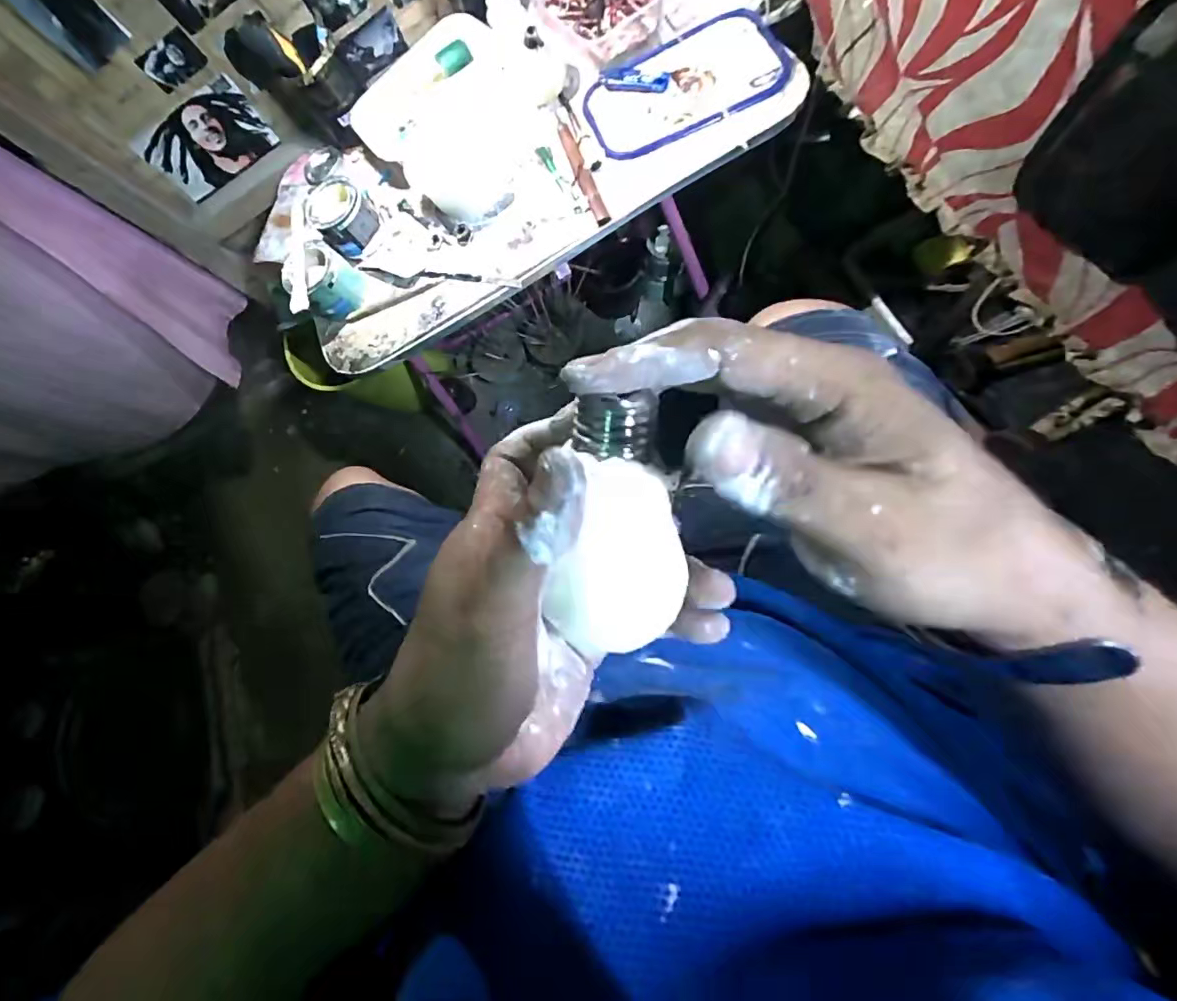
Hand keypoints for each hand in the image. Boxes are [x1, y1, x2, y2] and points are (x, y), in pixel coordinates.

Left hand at [356, 412, 735, 813]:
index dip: (552, 435)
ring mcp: (559, 596)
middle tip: (691, 503)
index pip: (518, 462)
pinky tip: (710, 626)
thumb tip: (568, 455)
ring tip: (721, 588)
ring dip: (671, 566)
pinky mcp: (584, 637)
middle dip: (636, 499)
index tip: (610, 421)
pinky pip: (635, 611)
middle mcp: (528, 553)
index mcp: (494, 530)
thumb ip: (529, 533)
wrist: (456, 756)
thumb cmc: (463, 670)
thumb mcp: (493, 600)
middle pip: (586, 505)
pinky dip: (671, 614)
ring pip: (621, 559)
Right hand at [562, 319, 1108, 640]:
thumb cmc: (953, 554)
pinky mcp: (786, 442)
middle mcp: (808, 383)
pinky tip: (639, 460)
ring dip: (647, 402)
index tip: (583, 376)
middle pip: (705, 358)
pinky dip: (669, 437)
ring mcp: (796, 412)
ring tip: (594, 427)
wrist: (1008, 586)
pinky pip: (711, 425)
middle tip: (577, 400)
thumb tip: (701, 437)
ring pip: (703, 389)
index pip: (725, 350)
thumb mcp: (873, 526)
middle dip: (637, 372)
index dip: (649, 358)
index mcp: (836, 382)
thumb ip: (787, 480)